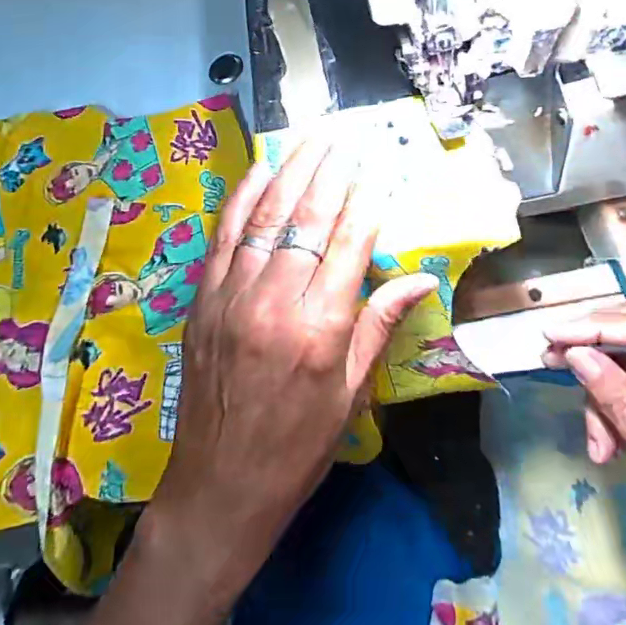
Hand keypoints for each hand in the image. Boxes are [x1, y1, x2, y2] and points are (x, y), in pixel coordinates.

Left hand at [49, 137, 436, 624]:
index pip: (349, 245)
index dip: (366, 204)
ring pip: (263, 219)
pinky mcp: (202, 300)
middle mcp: (274, 301)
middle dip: (328, 174)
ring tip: (307, 141)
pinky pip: (223, 237)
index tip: (378, 172)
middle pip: (306, 220)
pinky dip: (240, 200)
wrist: (221, 484)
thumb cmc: (298, 447)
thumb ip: (380, 326)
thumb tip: (423, 279)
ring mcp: (232, 296)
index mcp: (320, 328)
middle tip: (344, 139)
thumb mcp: (350, 393)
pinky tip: (257, 171)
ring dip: (288, 174)